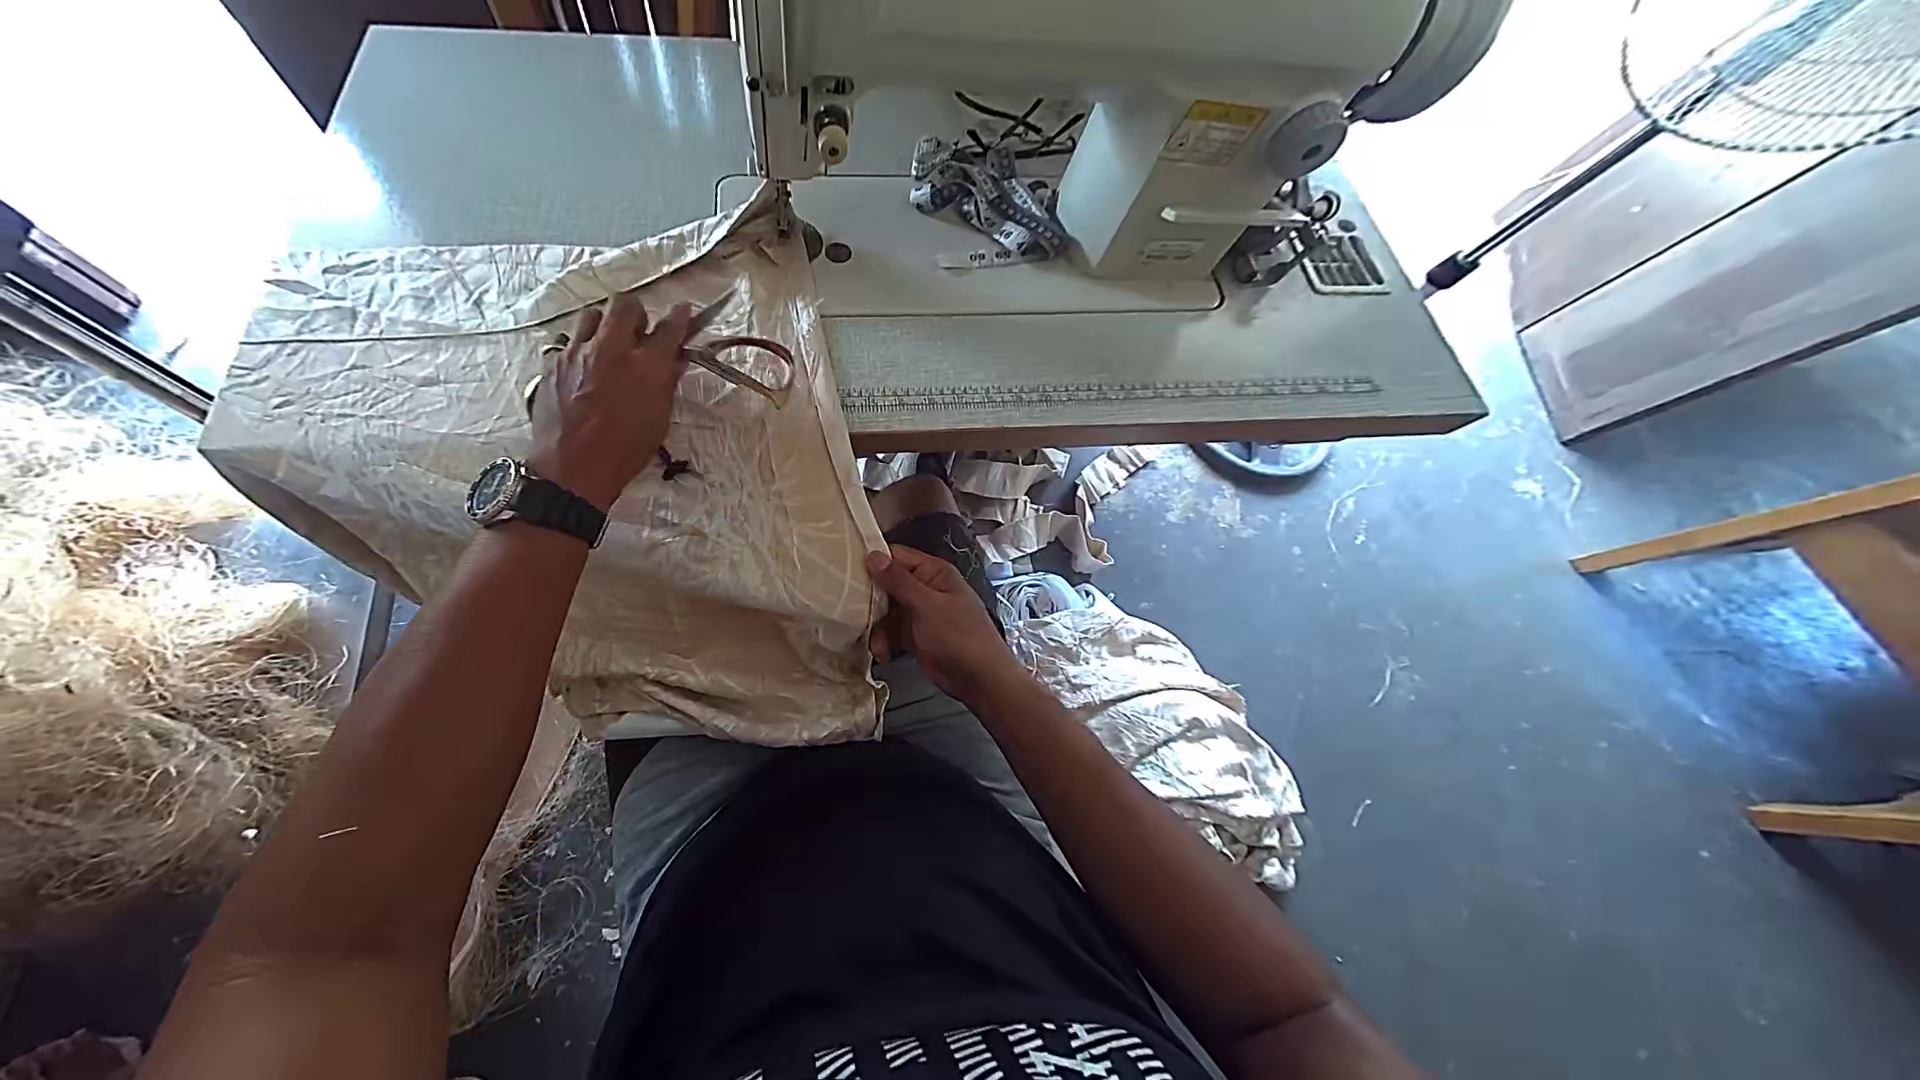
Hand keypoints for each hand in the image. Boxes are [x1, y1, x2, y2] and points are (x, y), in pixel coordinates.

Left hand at [528, 292, 693, 509]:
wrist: (574, 467)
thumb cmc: (626, 449)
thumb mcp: (659, 418)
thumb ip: (666, 384)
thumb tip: (674, 361)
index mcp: (646, 365)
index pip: (669, 329)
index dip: (681, 318)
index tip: (685, 312)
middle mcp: (611, 350)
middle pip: (625, 306)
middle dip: (637, 314)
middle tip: (640, 331)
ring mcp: (577, 353)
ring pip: (591, 316)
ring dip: (605, 325)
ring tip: (608, 345)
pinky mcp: (553, 363)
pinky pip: (567, 340)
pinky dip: (579, 347)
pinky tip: (584, 366)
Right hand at [866, 545, 1028, 703]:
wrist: (980, 679)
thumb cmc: (961, 637)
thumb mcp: (928, 606)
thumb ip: (899, 581)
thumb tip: (874, 556)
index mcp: (934, 573)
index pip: (897, 556)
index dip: (873, 560)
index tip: (846, 567)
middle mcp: (926, 589)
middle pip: (887, 585)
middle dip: (871, 600)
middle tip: (853, 611)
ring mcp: (920, 613)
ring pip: (885, 612)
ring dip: (877, 627)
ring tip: (876, 642)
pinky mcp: (915, 635)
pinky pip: (891, 632)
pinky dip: (884, 642)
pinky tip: (884, 654)